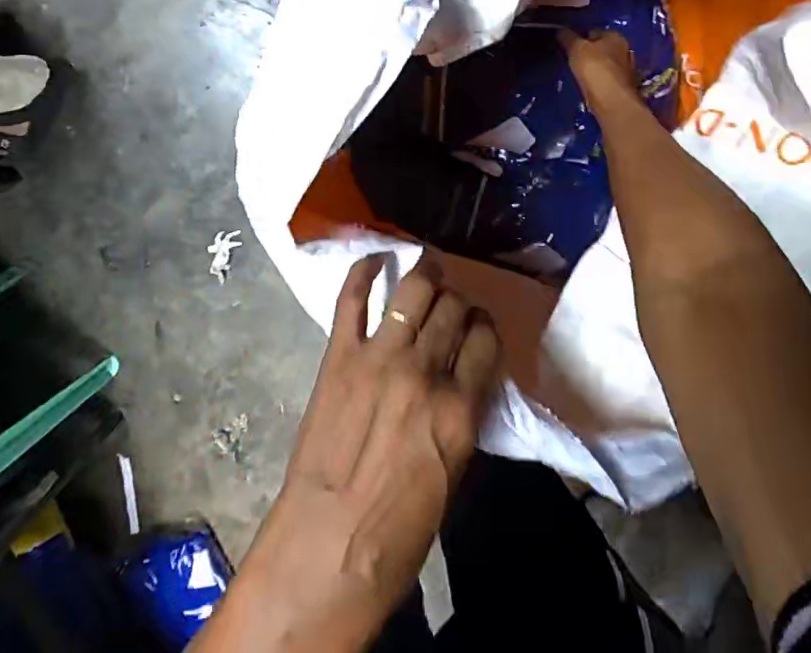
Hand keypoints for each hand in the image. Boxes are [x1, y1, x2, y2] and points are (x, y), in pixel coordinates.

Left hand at [200, 258, 499, 651]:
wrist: (325, 551)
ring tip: (429, 269)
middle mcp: (424, 372)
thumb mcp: (456, 468)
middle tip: (454, 306)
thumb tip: (466, 378)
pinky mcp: (337, 360)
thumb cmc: (400, 526)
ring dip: (426, 274)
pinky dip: (362, 273)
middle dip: (460, 302)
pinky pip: (350, 302)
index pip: (485, 338)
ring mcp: (378, 360)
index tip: (480, 327)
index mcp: (459, 406)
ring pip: (413, 293)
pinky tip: (375, 258)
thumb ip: (464, 412)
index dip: (485, 326)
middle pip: (454, 310)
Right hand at [560, 29, 642, 111]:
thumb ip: (567, 37)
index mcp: (615, 36)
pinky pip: (606, 81)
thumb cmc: (595, 68)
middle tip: (570, 60)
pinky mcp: (623, 89)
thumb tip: (561, 31)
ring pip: (604, 66)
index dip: (579, 36)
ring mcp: (626, 71)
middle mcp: (625, 51)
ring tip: (576, 75)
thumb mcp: (576, 48)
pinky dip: (598, 83)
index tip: (566, 45)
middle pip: (601, 49)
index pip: (594, 31)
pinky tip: (587, 87)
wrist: (612, 101)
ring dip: (593, 69)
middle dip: (587, 53)